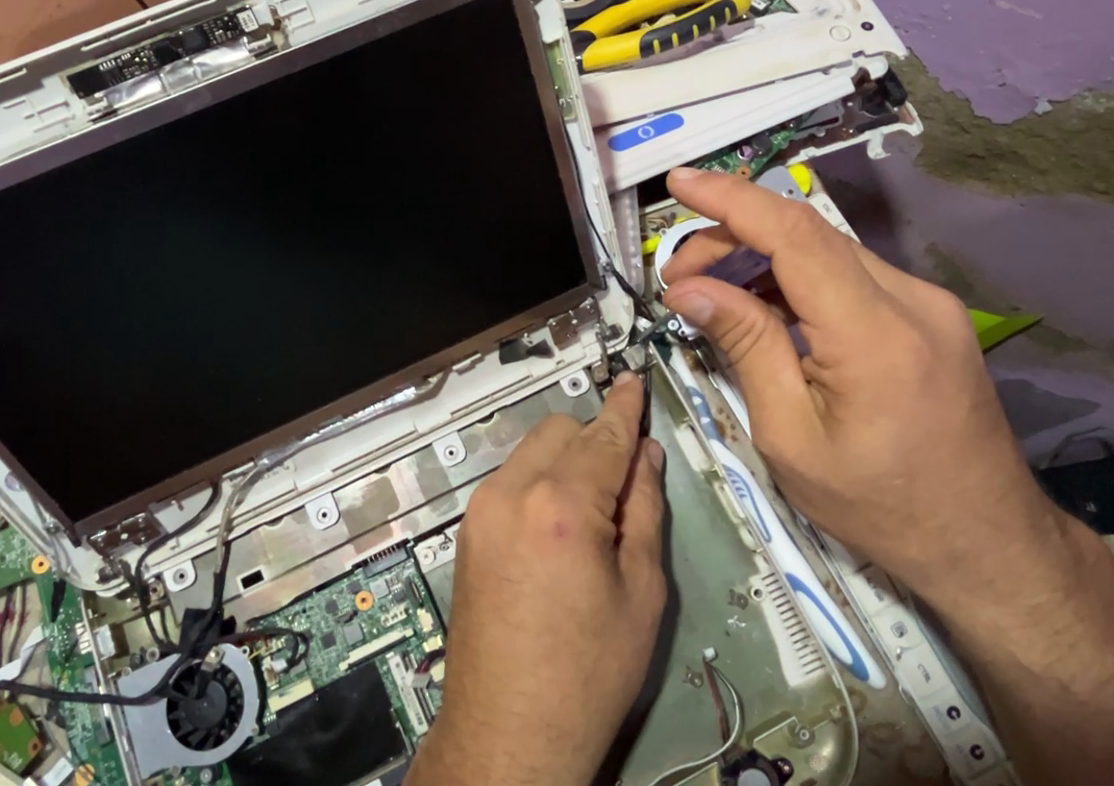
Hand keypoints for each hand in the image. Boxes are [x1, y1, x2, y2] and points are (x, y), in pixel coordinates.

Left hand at [407, 375, 667, 785]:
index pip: (604, 436)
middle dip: (596, 438)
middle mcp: (511, 492)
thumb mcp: (641, 592)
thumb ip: (644, 510)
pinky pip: (510, 481)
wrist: (508, 731)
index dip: (626, 408)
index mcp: (561, 504)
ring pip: (531, 450)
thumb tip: (647, 458)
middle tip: (627, 478)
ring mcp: (481, 510)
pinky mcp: (467, 531)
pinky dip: (541, 482)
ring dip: (566, 460)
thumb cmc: (589, 672)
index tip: (634, 381)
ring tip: (595, 512)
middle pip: (560, 429)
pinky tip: (560, 528)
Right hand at [658, 168, 1066, 611]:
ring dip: (762, 258)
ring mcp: (928, 305)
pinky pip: (851, 277)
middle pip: (807, 235)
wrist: (985, 542)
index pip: (795, 236)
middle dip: (732, 237)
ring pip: (828, 252)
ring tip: (711, 291)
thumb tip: (691, 290)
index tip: (679, 180)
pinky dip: (797, 280)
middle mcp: (910, 301)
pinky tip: (764, 308)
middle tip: (678, 277)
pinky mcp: (931, 317)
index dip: (732, 200)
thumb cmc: (878, 505)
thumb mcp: (790, 436)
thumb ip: (745, 347)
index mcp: (874, 334)